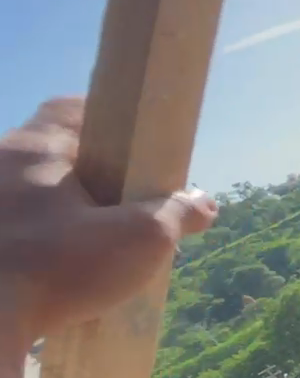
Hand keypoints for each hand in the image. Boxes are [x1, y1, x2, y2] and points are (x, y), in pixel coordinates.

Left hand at [0, 98, 215, 356]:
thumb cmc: (58, 266)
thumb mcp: (145, 237)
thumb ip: (181, 212)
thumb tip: (201, 202)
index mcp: (31, 151)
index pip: (73, 109)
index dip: (115, 121)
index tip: (144, 151)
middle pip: (60, 154)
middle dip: (104, 178)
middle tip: (139, 210)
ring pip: (39, 193)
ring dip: (77, 212)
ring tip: (108, 248)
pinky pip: (21, 225)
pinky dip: (51, 238)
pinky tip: (72, 269)